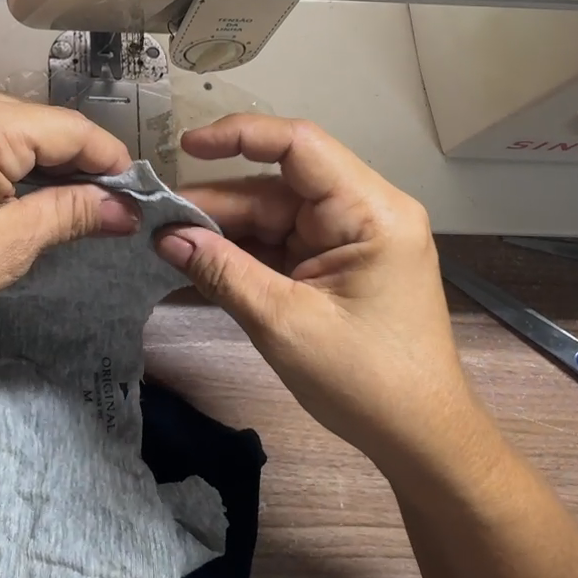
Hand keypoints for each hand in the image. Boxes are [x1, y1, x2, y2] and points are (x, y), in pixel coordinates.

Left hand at [0, 81, 136, 366]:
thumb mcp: (5, 248)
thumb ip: (71, 214)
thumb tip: (127, 208)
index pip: (65, 128)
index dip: (109, 161)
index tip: (142, 195)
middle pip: (41, 123)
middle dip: (80, 163)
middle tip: (115, 208)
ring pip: (17, 126)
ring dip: (49, 162)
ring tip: (83, 204)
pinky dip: (16, 160)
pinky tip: (37, 190)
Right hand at [154, 115, 489, 472]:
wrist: (420, 441)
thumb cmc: (367, 381)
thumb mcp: (284, 323)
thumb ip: (223, 272)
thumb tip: (165, 237)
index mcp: (369, 211)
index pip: (299, 145)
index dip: (239, 135)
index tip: (186, 146)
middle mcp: (359, 211)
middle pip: (275, 185)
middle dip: (216, 203)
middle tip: (157, 221)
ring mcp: (344, 238)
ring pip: (269, 213)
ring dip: (222, 229)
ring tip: (166, 242)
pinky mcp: (330, 263)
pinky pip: (276, 241)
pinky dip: (238, 252)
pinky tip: (196, 258)